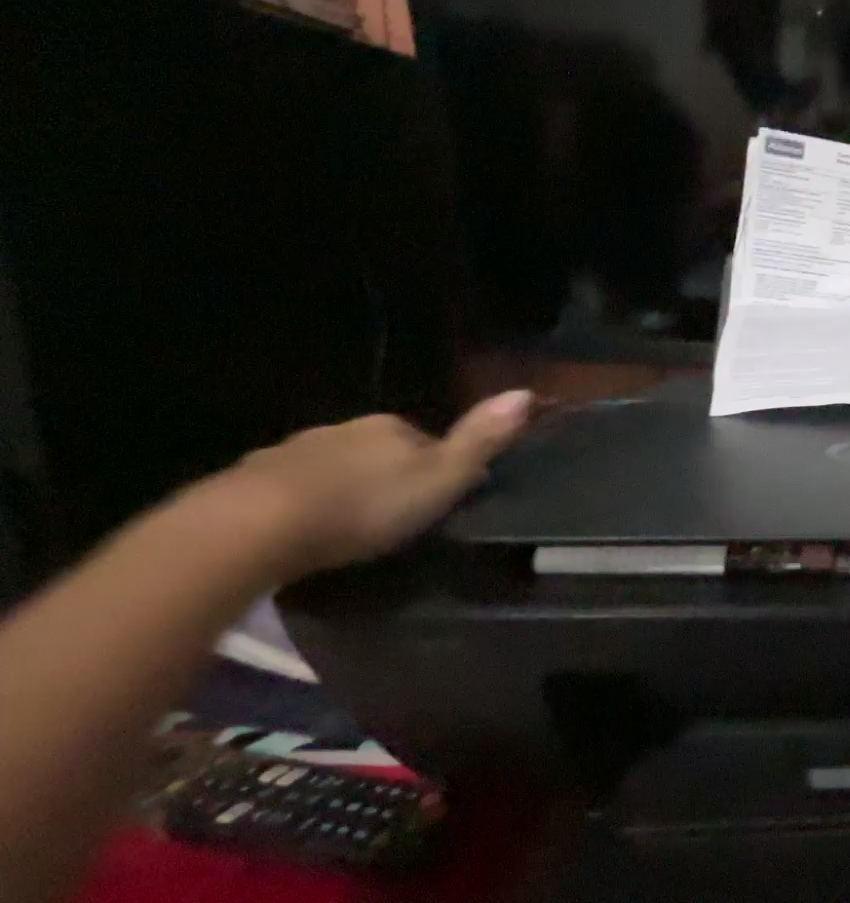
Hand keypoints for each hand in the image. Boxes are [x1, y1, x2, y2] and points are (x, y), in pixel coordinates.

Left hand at [198, 390, 532, 579]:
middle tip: (393, 518)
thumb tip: (527, 391)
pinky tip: (301, 531)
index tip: (440, 499)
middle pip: (377, 450)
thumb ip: (480, 441)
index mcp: (392, 427)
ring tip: (347, 527)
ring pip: (332, 467)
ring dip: (342, 488)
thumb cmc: (365, 505)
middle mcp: (343, 428)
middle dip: (385, 476)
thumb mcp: (441, 478)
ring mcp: (293, 452)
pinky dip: (300, 504)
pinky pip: (288, 488)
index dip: (437, 466)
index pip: (425, 440)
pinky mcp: (250, 481)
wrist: (254, 527)